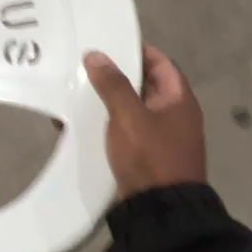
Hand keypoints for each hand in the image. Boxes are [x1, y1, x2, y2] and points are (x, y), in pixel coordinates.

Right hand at [84, 45, 206, 199]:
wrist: (160, 209)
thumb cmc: (150, 156)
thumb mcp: (129, 116)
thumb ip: (113, 84)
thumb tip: (95, 55)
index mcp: (179, 100)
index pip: (160, 63)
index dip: (136, 50)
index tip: (106, 41)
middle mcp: (172, 114)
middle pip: (142, 84)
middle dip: (113, 74)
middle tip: (82, 63)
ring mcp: (158, 134)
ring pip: (129, 106)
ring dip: (104, 98)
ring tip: (72, 88)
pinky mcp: (142, 152)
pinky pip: (121, 127)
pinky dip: (102, 121)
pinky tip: (75, 120)